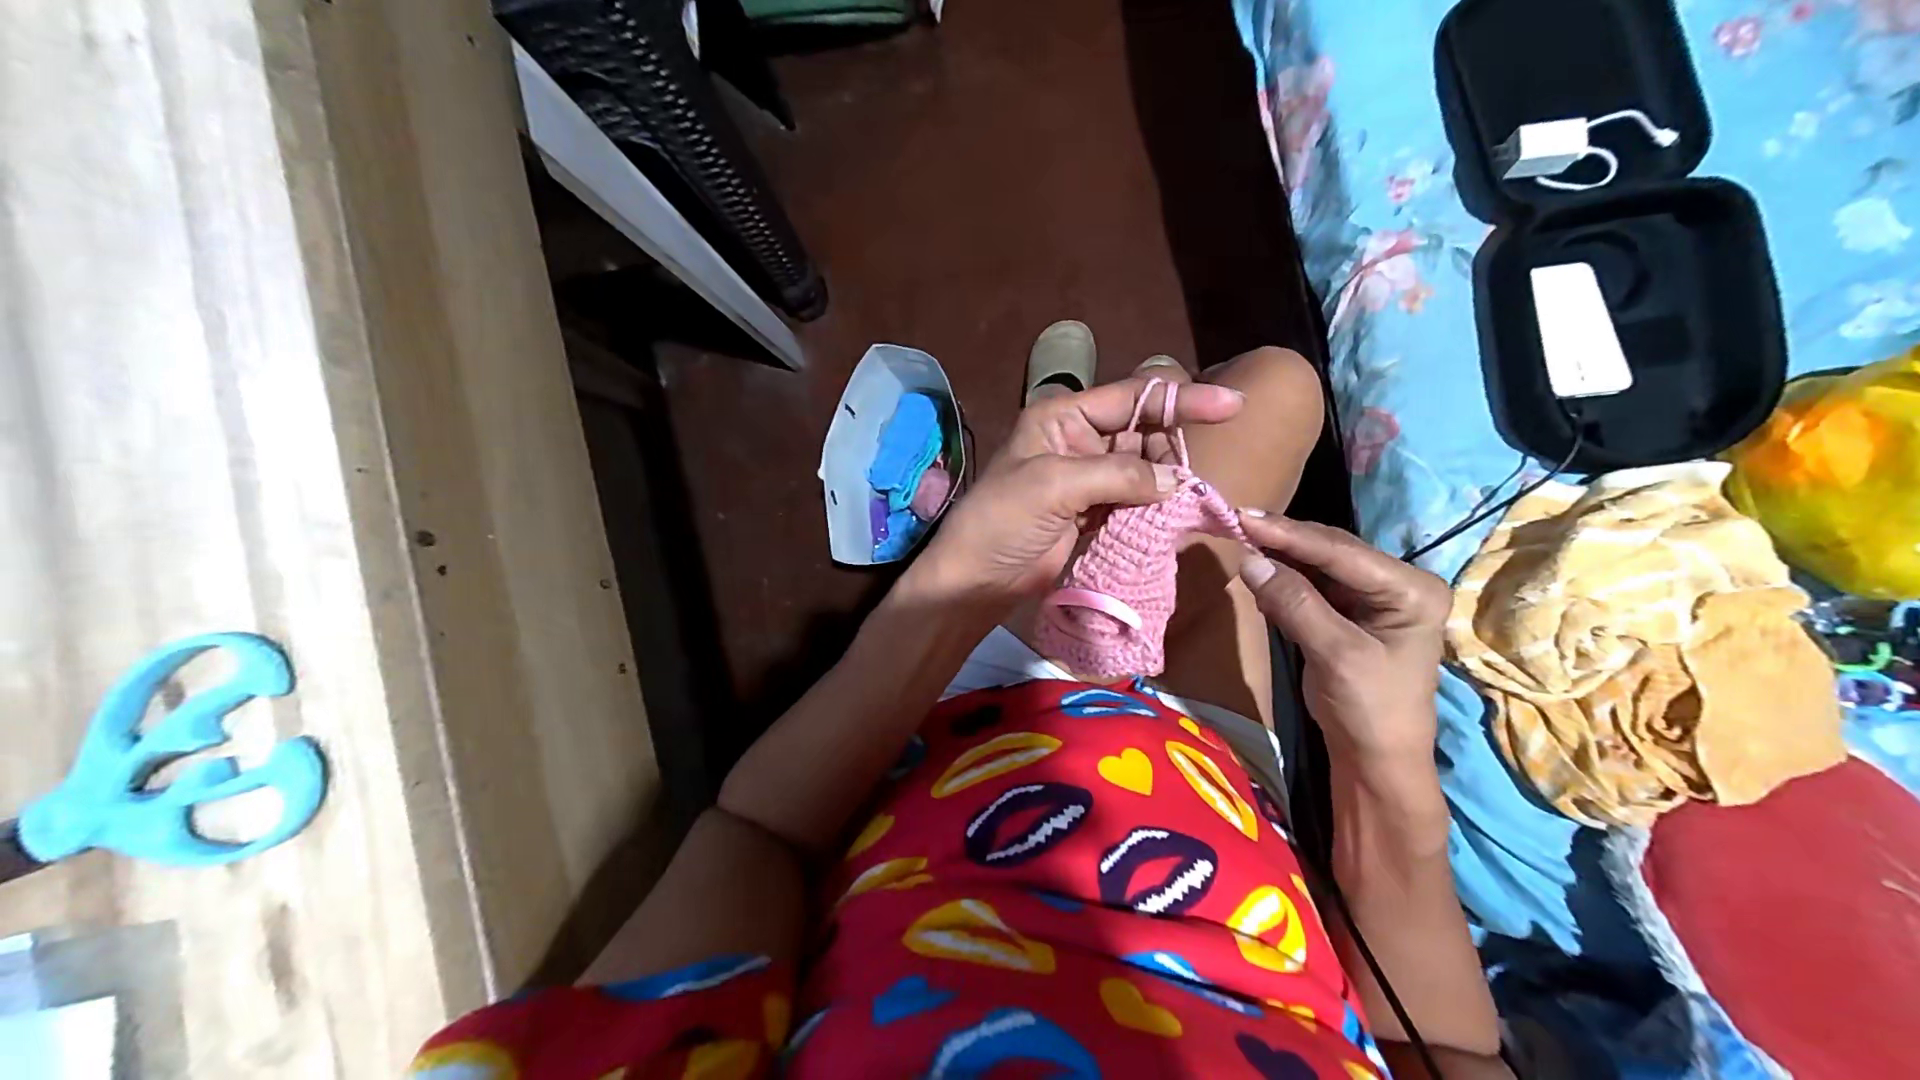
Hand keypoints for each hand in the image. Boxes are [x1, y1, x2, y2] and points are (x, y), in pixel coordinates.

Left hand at [901, 375, 1242, 615]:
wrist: (976, 579)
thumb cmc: (1002, 521)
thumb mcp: (1053, 485)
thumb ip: (1116, 474)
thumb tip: (1173, 480)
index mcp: (1063, 418)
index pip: (1132, 398)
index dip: (1180, 400)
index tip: (1232, 406)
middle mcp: (1079, 441)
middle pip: (1144, 433)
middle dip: (1170, 452)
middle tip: (1185, 483)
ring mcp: (1089, 480)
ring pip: (1145, 471)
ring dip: (1166, 485)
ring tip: (1182, 504)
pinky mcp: (1094, 514)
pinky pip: (1136, 503)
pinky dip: (1156, 510)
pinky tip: (1172, 520)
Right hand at [1235, 514, 1451, 765]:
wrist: (1376, 757)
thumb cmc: (1370, 708)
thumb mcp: (1336, 655)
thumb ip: (1295, 604)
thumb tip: (1249, 560)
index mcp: (1411, 589)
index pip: (1341, 552)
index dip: (1290, 533)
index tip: (1244, 517)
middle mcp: (1395, 583)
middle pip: (1330, 550)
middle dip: (1283, 537)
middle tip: (1236, 520)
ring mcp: (1370, 596)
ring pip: (1316, 563)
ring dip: (1279, 553)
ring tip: (1240, 535)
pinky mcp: (1346, 611)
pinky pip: (1309, 584)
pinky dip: (1281, 576)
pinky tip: (1258, 566)